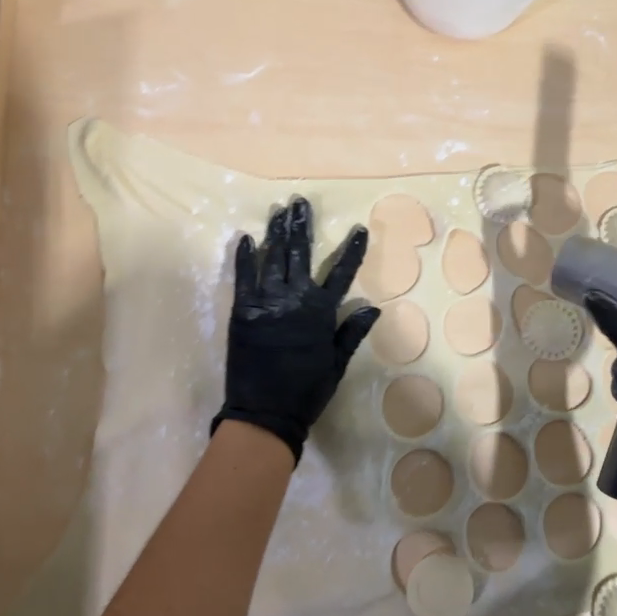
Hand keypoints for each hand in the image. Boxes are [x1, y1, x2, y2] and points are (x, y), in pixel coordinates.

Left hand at [214, 196, 380, 463]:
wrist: (265, 413)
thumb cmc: (306, 390)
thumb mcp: (337, 363)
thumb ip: (352, 331)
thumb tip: (373, 306)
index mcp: (320, 312)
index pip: (342, 273)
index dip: (352, 250)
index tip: (359, 228)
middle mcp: (294, 299)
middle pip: (300, 254)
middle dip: (302, 226)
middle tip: (300, 202)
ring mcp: (266, 302)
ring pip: (273, 258)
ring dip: (276, 232)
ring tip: (279, 210)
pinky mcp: (242, 310)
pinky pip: (243, 277)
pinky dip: (245, 257)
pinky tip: (246, 238)